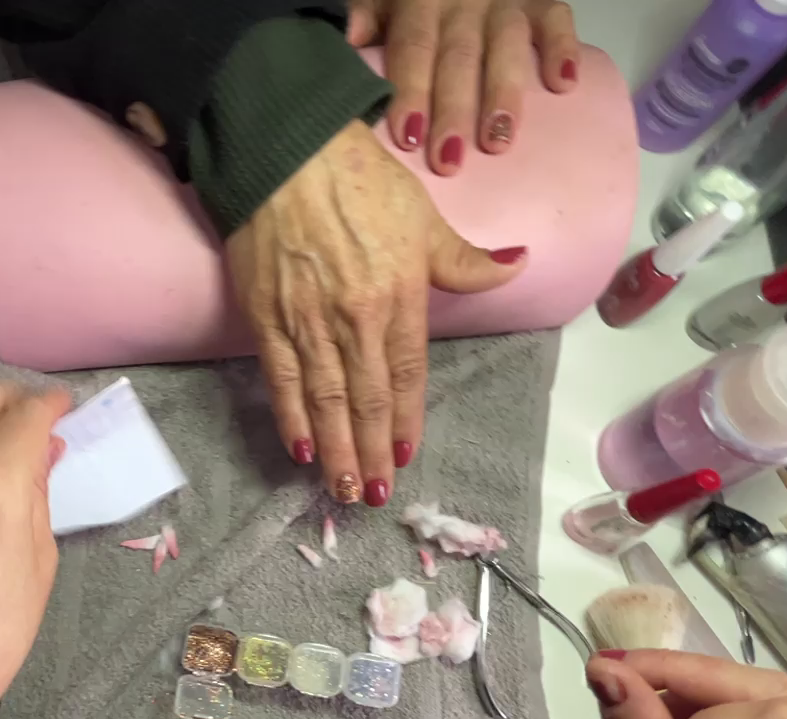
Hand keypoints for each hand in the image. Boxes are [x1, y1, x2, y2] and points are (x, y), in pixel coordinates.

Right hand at [225, 121, 522, 505]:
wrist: (283, 155)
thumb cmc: (356, 180)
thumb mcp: (423, 215)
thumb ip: (465, 256)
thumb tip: (517, 263)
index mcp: (400, 296)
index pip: (406, 374)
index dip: (405, 419)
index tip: (406, 455)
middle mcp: (356, 321)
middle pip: (367, 400)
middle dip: (372, 451)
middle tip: (374, 495)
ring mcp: (308, 325)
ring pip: (327, 402)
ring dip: (336, 450)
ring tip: (342, 489)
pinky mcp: (268, 322)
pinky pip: (282, 381)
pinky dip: (291, 418)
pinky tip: (299, 450)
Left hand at [349, 0, 580, 173]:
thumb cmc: (404, 2)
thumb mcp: (377, 1)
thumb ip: (361, 18)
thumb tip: (342, 40)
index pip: (413, 47)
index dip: (410, 89)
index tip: (409, 135)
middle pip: (457, 57)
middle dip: (454, 110)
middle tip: (450, 160)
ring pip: (504, 45)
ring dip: (503, 94)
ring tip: (499, 140)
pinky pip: (555, 17)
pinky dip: (562, 48)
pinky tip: (563, 84)